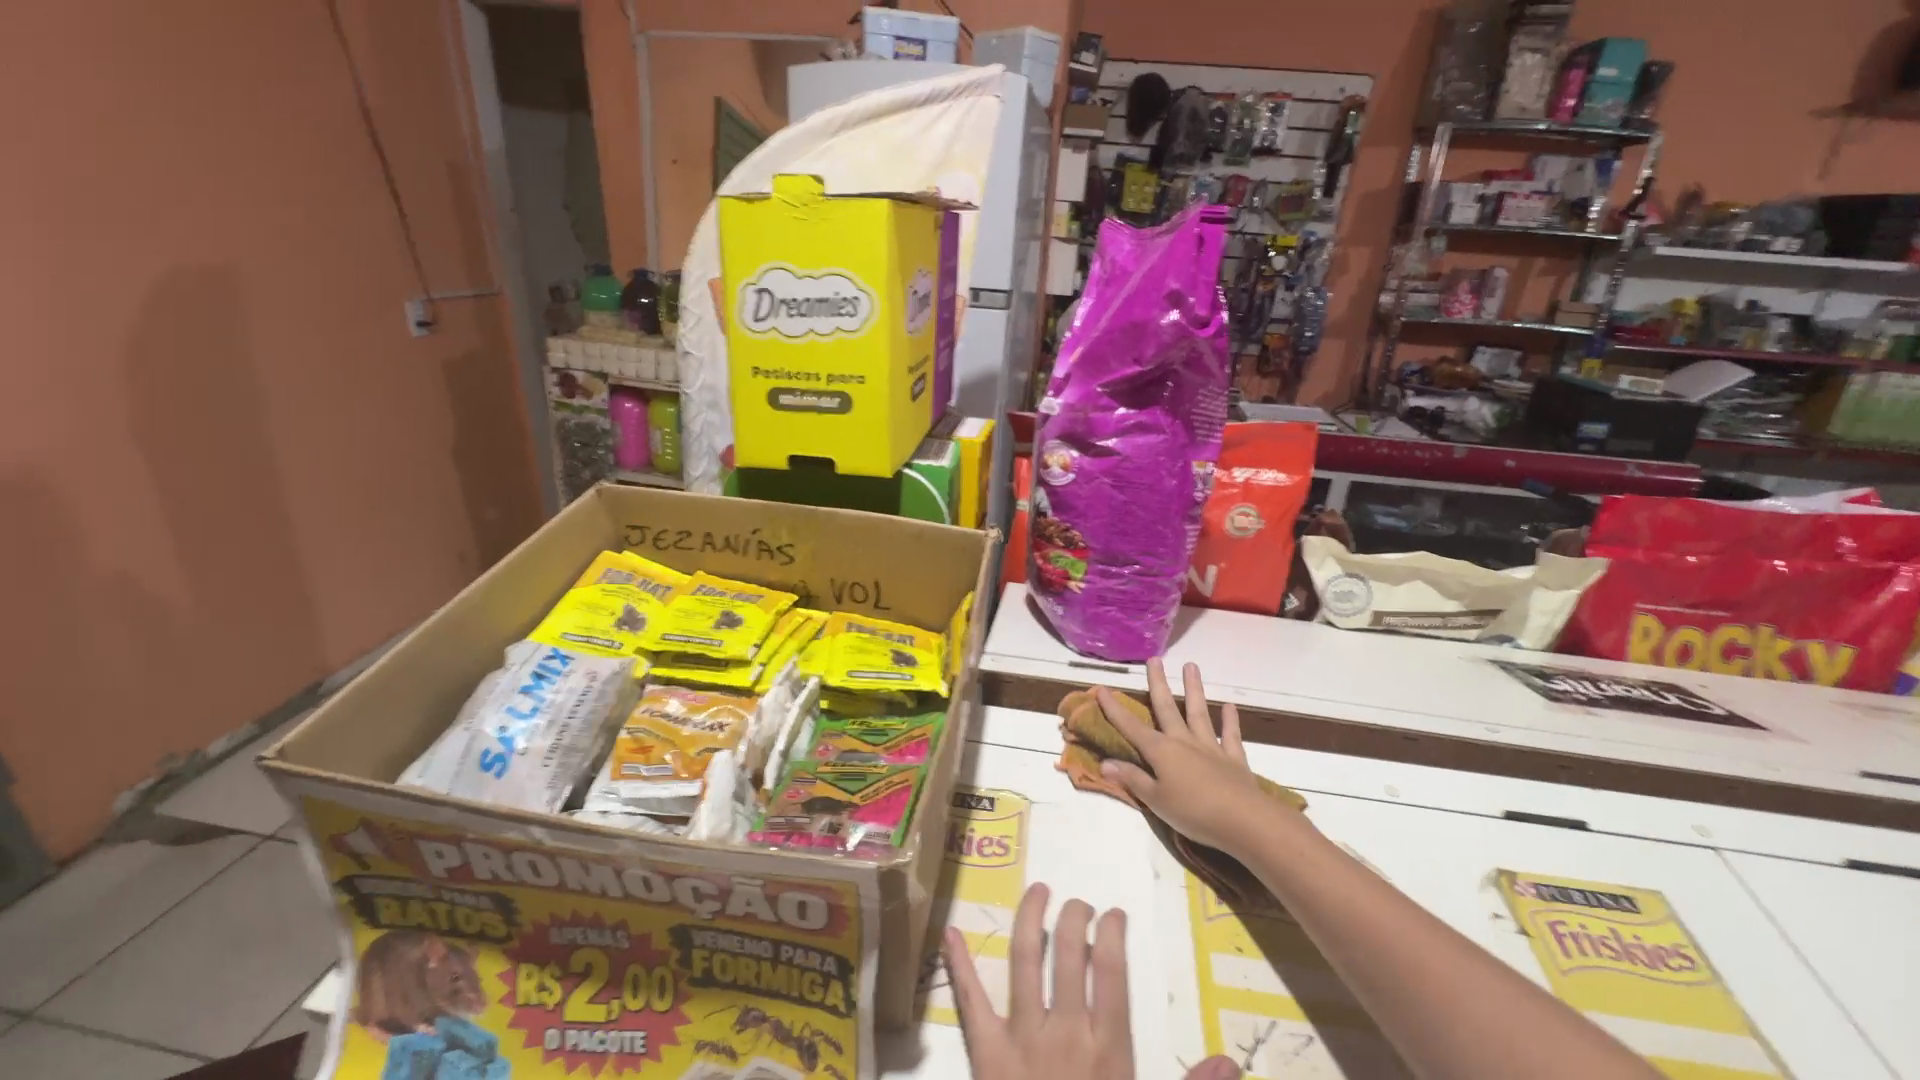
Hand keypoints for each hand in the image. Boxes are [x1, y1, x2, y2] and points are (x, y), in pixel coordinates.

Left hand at [944, 882, 1241, 1079]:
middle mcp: (1065, 1031)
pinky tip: (950, 933)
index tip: (1114, 913)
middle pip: (1070, 954)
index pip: (1113, 971)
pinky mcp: (985, 1051)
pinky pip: (970, 1000)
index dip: (1113, 934)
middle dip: (1075, 918)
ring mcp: (1021, 1037)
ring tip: (1037, 891)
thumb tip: (1229, 1061)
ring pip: (1025, 961)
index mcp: (1107, 1048)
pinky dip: (959, 964)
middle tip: (1078, 902)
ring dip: (1030, 920)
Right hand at [1095, 660, 1276, 856]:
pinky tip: (1229, 706)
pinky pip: (1230, 735)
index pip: (1131, 727)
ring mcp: (1210, 747)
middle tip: (1154, 660)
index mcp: (1161, 751)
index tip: (1102, 689)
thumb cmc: (1193, 812)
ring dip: (1194, 689)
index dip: (1114, 709)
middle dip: (1158, 684)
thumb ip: (1132, 778)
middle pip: (1167, 708)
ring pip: (1199, 713)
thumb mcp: (1155, 800)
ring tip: (1191, 666)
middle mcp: (1184, 741)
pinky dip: (1230, 720)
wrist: (1243, 820)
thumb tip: (1104, 762)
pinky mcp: (1233, 758)